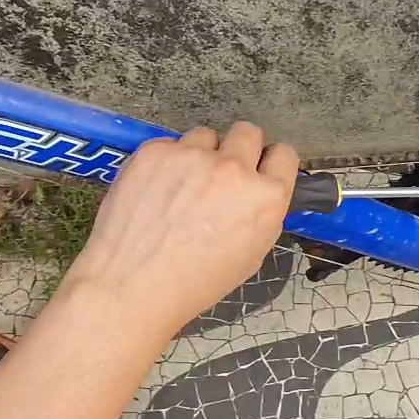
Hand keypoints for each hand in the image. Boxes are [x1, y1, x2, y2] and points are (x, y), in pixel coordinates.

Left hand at [57, 123, 297, 343]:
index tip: (260, 169)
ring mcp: (193, 156)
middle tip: (222, 174)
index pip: (284, 154)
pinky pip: (170, 145)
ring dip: (200, 155)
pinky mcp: (155, 152)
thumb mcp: (251, 255)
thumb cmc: (195, 282)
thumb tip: (255, 192)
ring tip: (182, 187)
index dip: (271, 162)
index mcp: (265, 198)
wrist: (134, 286)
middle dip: (239, 149)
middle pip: (248, 133)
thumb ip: (261, 213)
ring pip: (206, 136)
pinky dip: (166, 163)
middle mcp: (234, 169)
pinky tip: (155, 192)